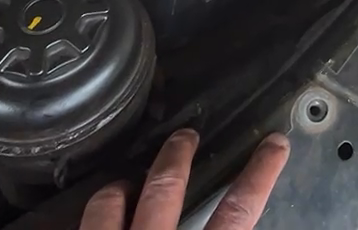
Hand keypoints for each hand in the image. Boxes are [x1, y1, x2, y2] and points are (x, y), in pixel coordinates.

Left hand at [81, 130, 288, 229]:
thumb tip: (236, 223)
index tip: (275, 144)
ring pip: (105, 212)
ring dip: (115, 192)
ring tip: (121, 185)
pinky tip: (85, 227)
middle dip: (176, 157)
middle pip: (164, 192)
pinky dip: (82, 227)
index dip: (258, 176)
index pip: (235, 215)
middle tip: (185, 136)